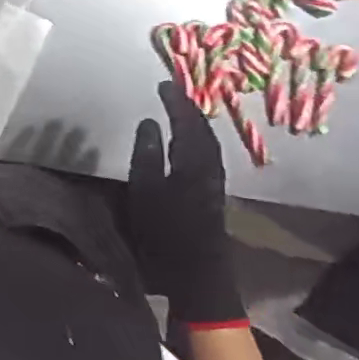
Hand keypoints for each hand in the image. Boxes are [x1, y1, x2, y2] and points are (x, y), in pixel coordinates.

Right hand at [126, 81, 242, 325]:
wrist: (196, 275)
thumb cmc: (164, 233)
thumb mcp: (145, 192)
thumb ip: (146, 156)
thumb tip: (149, 123)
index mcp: (192, 162)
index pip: (186, 122)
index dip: (175, 102)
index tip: (163, 84)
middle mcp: (208, 167)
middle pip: (202, 131)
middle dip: (188, 110)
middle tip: (172, 94)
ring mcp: (212, 182)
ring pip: (206, 143)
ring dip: (193, 125)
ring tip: (178, 114)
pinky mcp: (210, 195)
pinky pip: (205, 155)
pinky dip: (194, 141)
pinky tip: (184, 146)